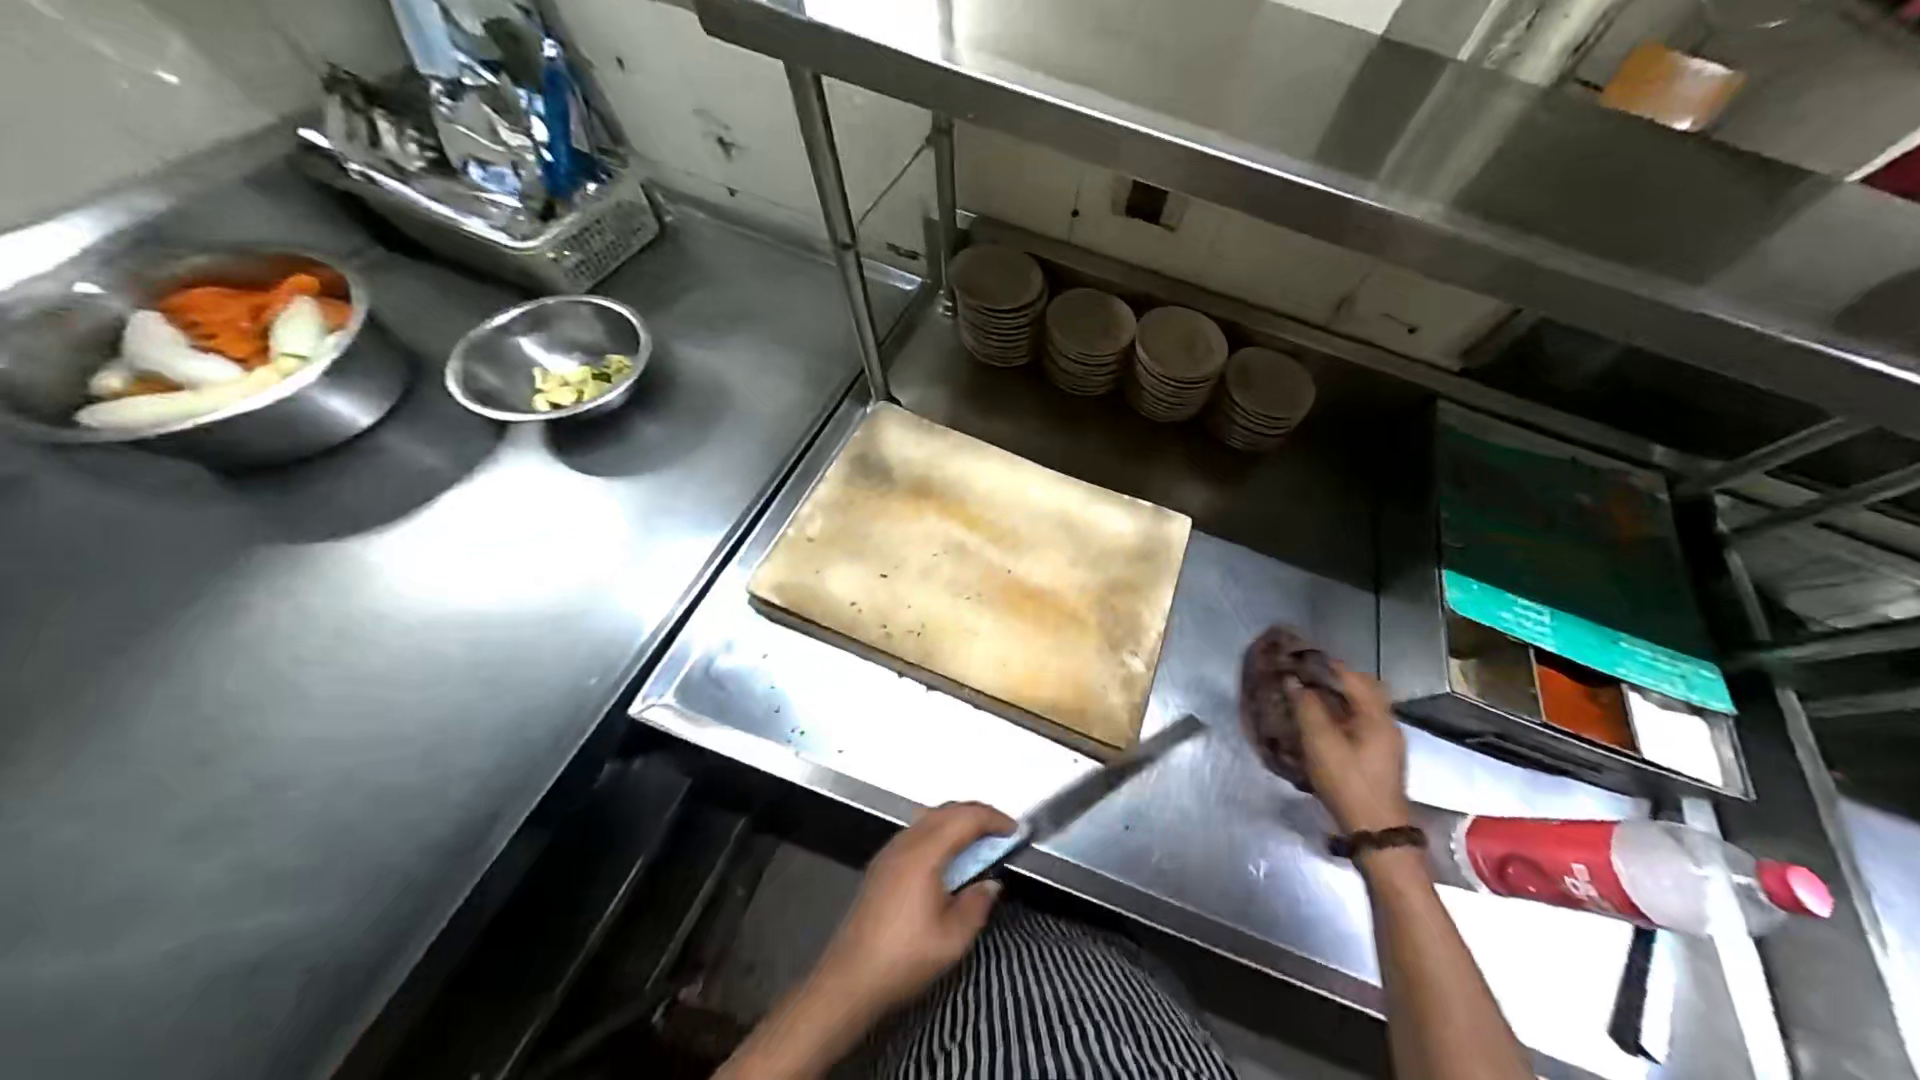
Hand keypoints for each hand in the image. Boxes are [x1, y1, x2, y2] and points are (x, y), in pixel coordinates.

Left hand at [810, 801, 1013, 1019]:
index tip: (1014, 830)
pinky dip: (939, 831)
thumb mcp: (953, 939)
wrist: (850, 977)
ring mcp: (889, 852)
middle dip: (977, 813)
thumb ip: (977, 904)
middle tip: (1001, 831)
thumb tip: (990, 884)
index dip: (993, 819)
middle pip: (945, 810)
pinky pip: (916, 831)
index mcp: (924, 854)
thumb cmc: (903, 959)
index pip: (964, 819)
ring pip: (928, 818)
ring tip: (979, 841)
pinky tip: (948, 856)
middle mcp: (904, 844)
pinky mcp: (881, 865)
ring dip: (956, 821)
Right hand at [1289, 665, 1410, 834]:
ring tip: (1309, 694)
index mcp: (1376, 715)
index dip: (1324, 664)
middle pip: (1362, 687)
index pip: (1351, 676)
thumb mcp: (1320, 743)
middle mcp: (1387, 722)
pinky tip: (1323, 720)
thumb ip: (1306, 707)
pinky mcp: (1380, 754)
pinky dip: (1342, 711)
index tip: (1298, 657)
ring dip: (1338, 694)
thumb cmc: (1347, 782)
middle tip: (1305, 674)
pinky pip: (1361, 720)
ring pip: (1362, 705)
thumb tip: (1294, 680)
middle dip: (1334, 676)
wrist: (1376, 830)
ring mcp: (1386, 740)